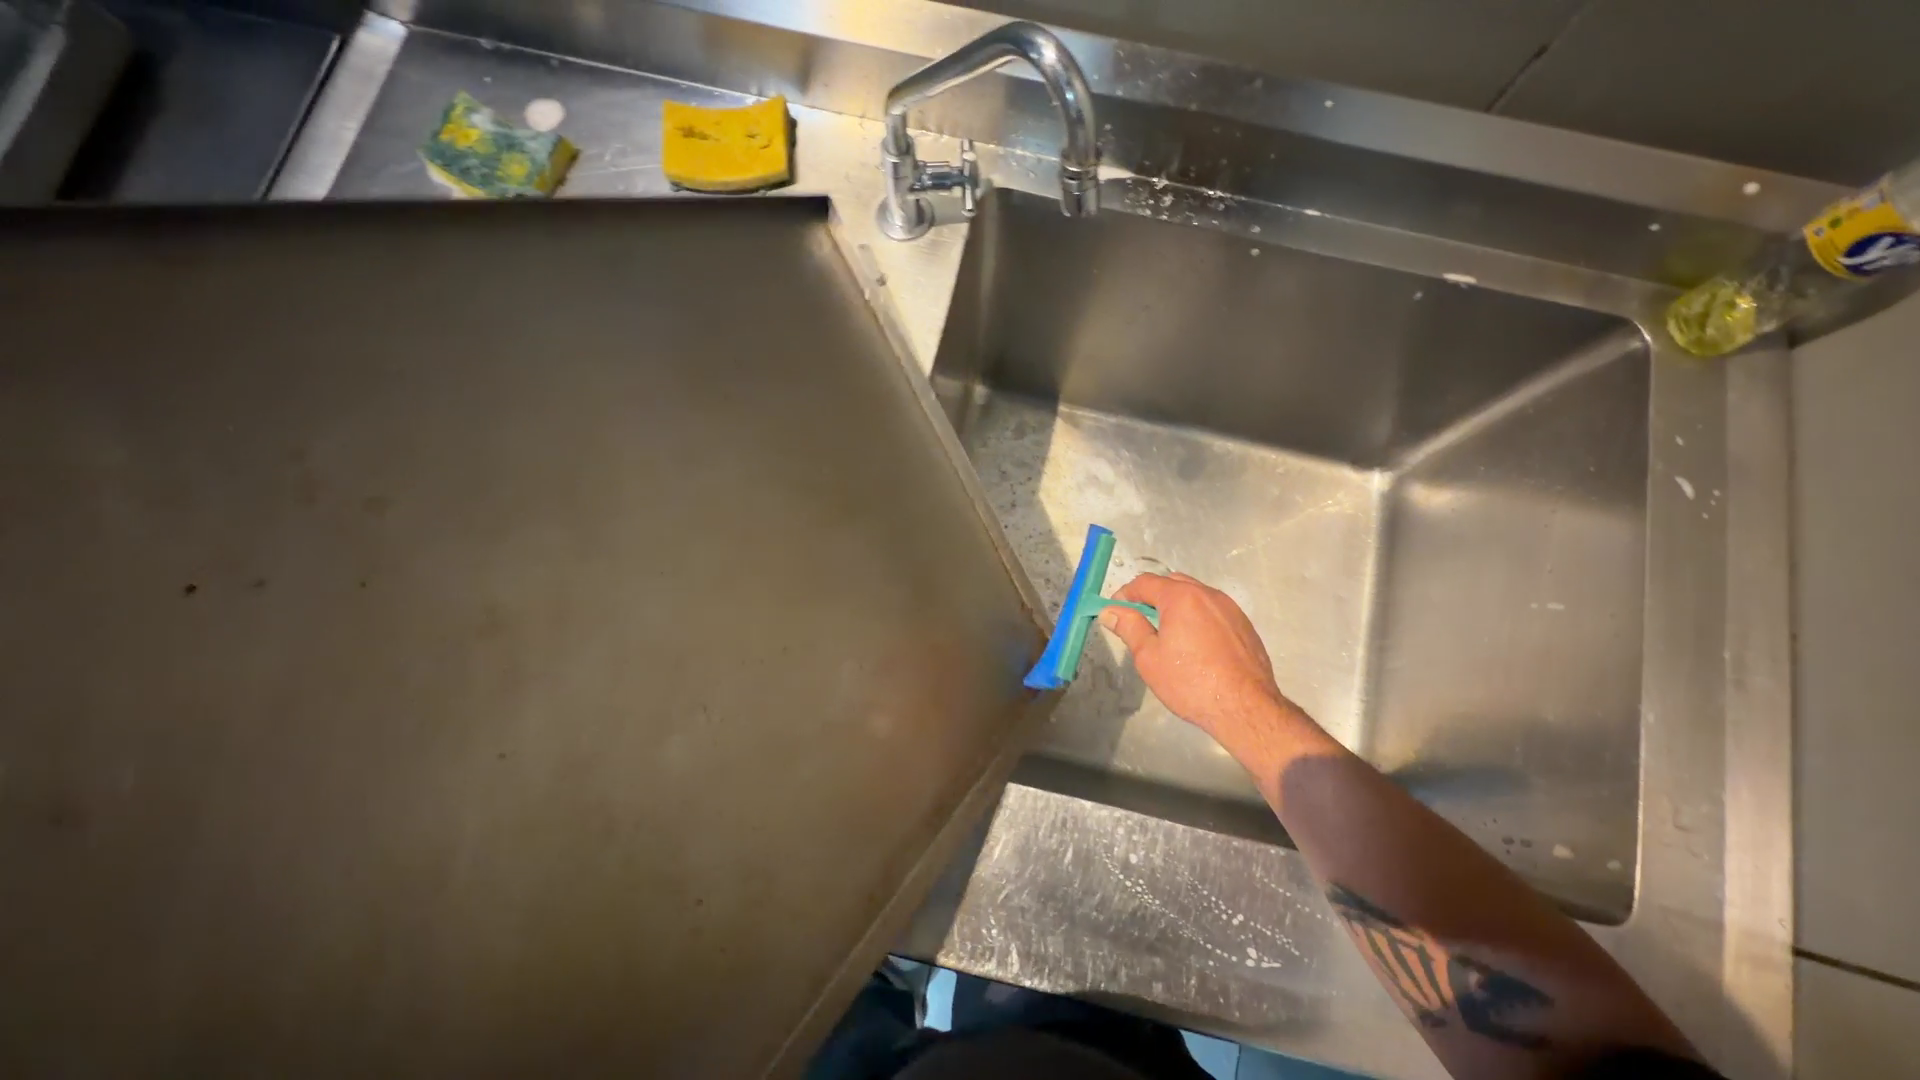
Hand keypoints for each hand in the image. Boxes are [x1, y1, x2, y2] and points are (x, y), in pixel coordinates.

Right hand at [1098, 572, 1290, 745]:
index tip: (1115, 609)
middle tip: (1139, 619)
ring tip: (1167, 632)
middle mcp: (1208, 594)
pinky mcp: (1244, 624)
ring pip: (1196, 595)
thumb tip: (1110, 611)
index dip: (1126, 593)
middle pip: (1173, 583)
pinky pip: (1214, 610)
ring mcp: (1230, 608)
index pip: (1146, 582)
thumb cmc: (1190, 682)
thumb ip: (1129, 628)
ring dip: (1176, 605)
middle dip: (1152, 596)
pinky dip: (1198, 616)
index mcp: (1181, 597)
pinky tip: (1195, 644)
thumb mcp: (1149, 657)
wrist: (1245, 707)